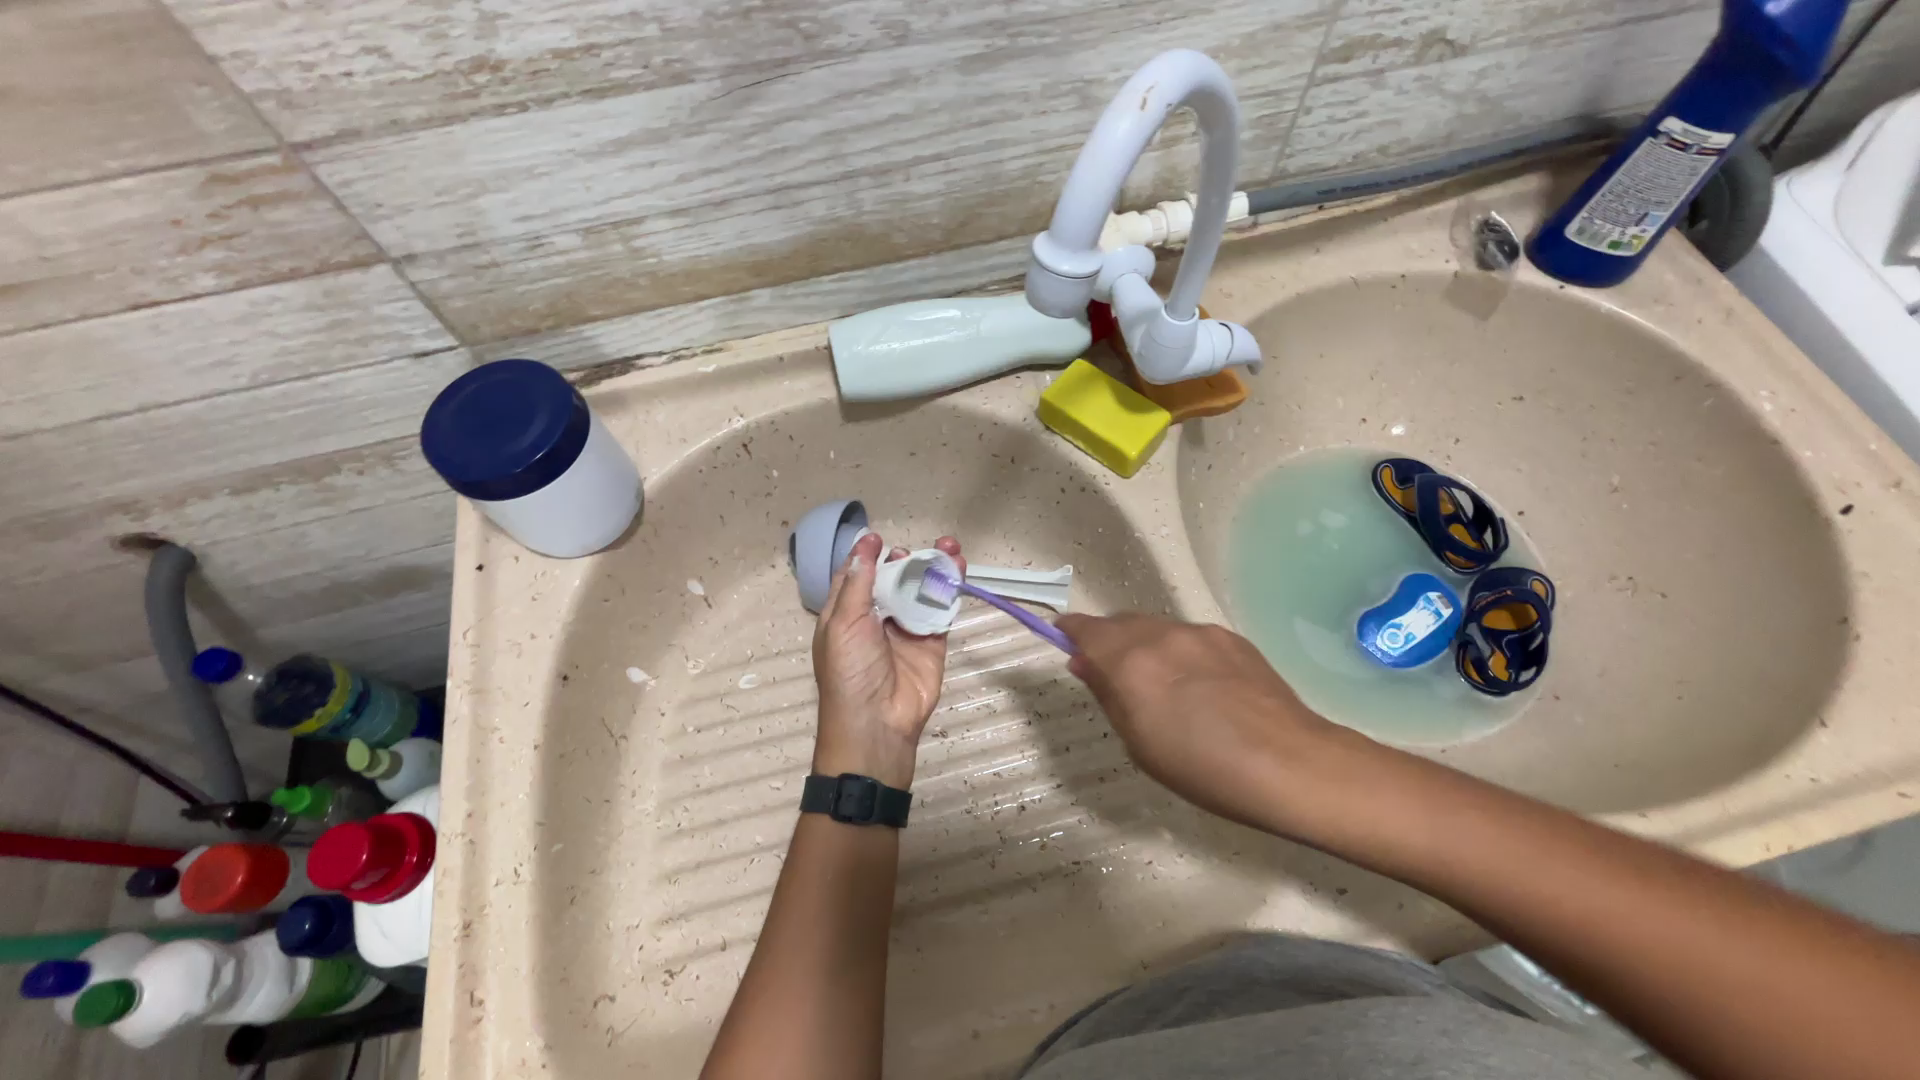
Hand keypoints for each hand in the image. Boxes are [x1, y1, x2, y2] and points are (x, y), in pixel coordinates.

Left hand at [811, 532, 964, 787]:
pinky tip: (958, 569)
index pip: (857, 577)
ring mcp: (906, 630)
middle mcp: (876, 619)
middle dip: (907, 560)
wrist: (877, 724)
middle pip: (894, 580)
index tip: (880, 538)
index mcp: (846, 615)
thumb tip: (866, 543)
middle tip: (921, 548)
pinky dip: (950, 589)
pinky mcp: (932, 643)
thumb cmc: (849, 672)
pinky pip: (941, 610)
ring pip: (921, 591)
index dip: (868, 556)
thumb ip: (859, 582)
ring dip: (934, 568)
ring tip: (949, 546)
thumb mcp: (843, 623)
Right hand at [1055, 614, 1345, 831]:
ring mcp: (1201, 633)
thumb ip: (1108, 695)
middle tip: (1110, 675)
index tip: (1063, 640)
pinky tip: (1197, 686)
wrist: (1289, 764)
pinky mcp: (1233, 639)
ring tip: (1159, 685)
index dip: (1070, 631)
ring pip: (1157, 628)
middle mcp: (1162, 635)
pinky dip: (1179, 652)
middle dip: (1108, 641)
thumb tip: (1085, 663)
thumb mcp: (1138, 743)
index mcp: (1130, 661)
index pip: (1086, 629)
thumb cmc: (1202, 768)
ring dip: (1145, 646)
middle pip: (1121, 624)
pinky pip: (1190, 637)